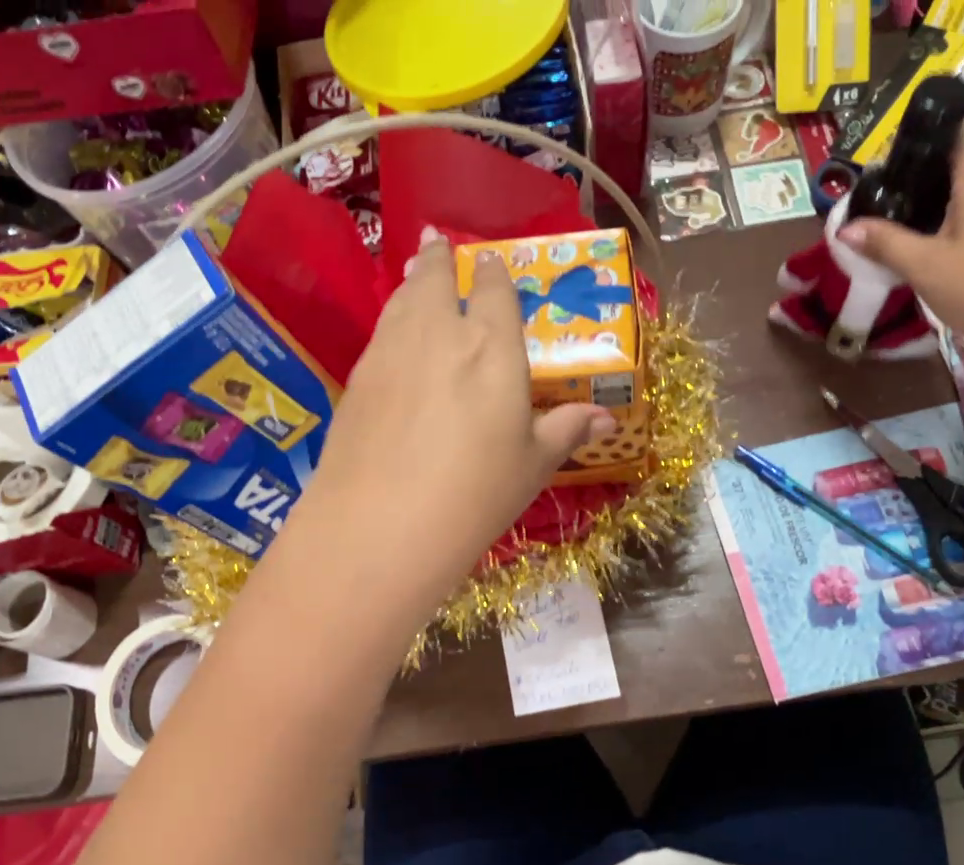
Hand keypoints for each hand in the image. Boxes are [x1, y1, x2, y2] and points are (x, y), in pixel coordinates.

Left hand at [298, 227, 615, 598]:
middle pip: (438, 280)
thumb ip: (566, 430)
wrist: (382, 523)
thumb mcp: (532, 466)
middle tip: (437, 242)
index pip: (495, 291)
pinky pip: (380, 331)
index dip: (494, 272)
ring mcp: (392, 351)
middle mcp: (441, 333)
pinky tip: (392, 329)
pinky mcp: (358, 377)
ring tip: (417, 270)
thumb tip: (606, 418)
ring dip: (413, 281)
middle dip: (440, 258)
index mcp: (494, 347)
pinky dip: (391, 318)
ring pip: (404, 300)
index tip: (490, 259)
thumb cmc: (476, 494)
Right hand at [843, 115, 963, 360]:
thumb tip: (846, 228)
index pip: (963, 119)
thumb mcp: (924, 267)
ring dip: (946, 189)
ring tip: (909, 216)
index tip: (895, 151)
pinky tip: (942, 237)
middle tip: (890, 191)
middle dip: (929, 163)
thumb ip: (884, 242)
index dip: (929, 124)